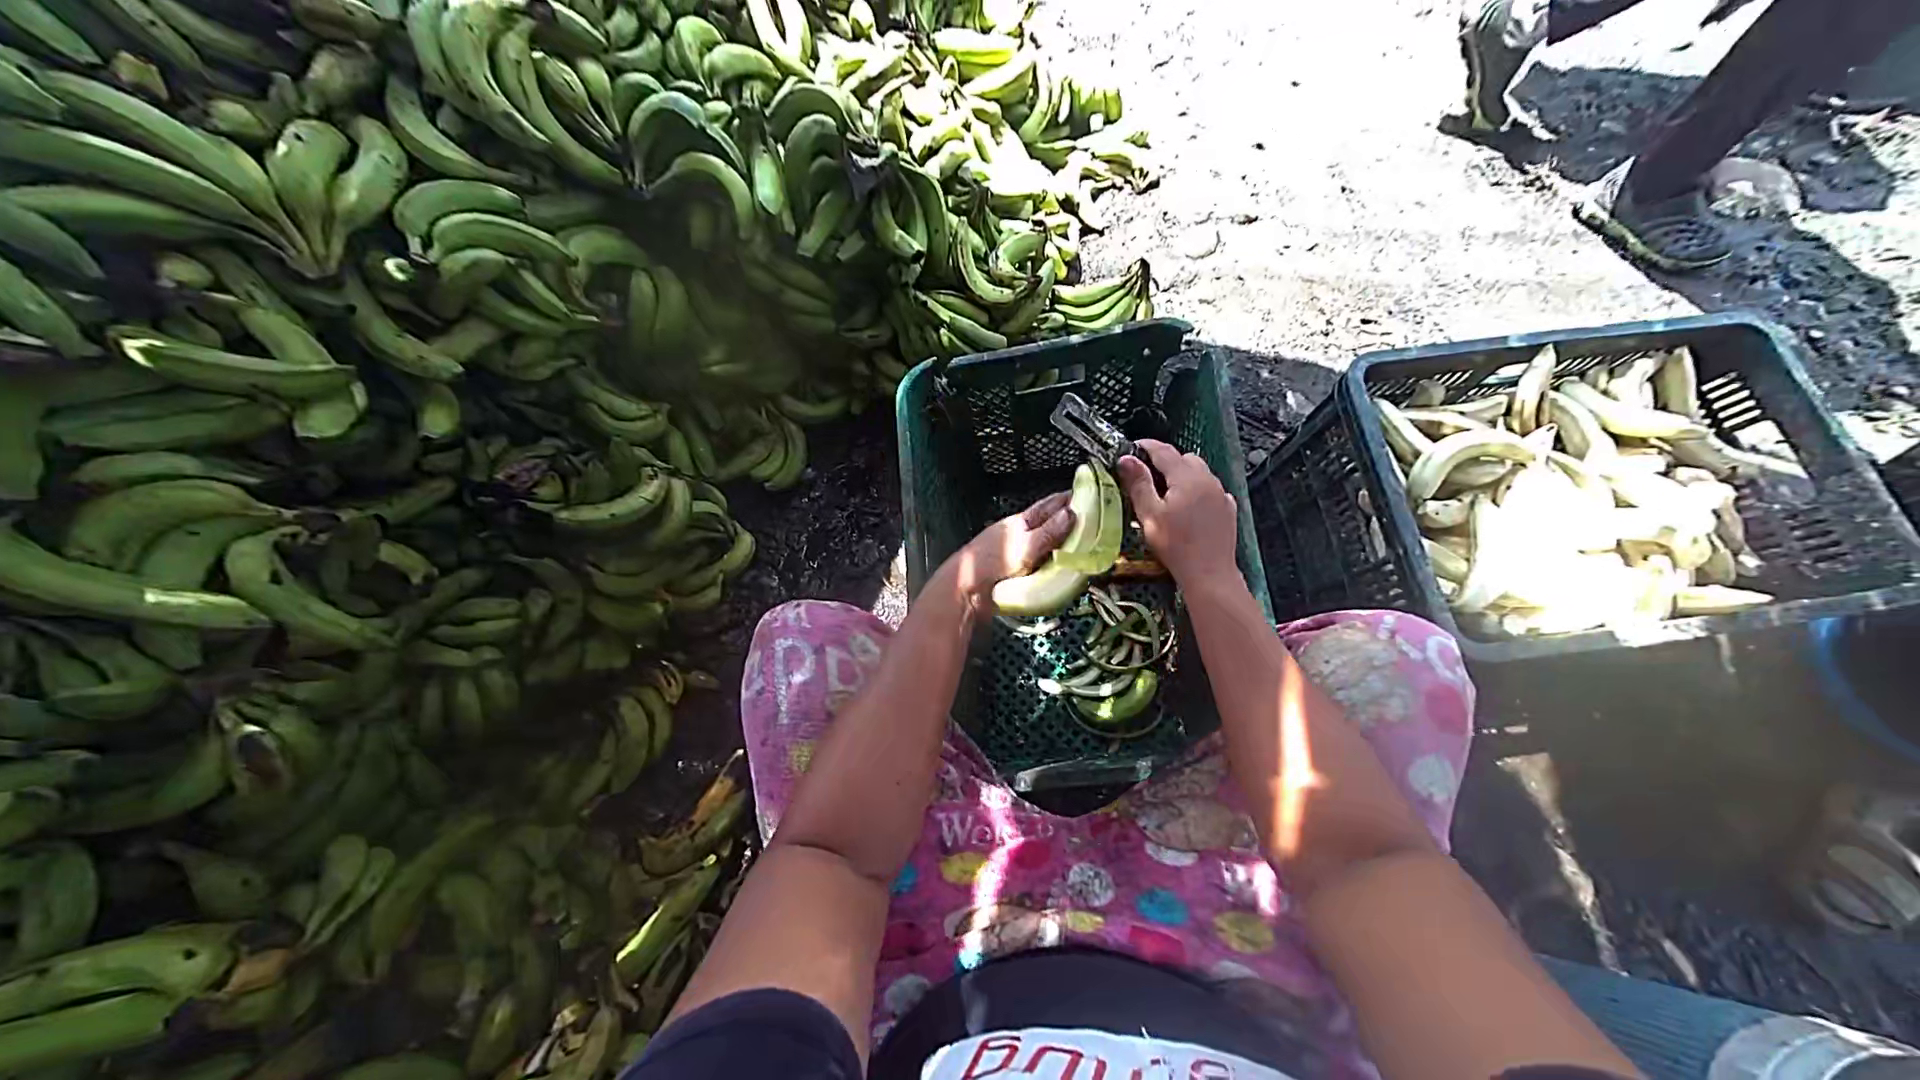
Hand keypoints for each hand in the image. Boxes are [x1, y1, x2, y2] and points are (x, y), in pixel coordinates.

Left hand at [945, 491, 1075, 613]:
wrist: (968, 590)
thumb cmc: (992, 561)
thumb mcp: (1026, 545)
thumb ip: (1049, 531)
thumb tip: (1072, 512)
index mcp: (1022, 521)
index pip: (1050, 504)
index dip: (1068, 498)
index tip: (1088, 494)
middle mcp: (1021, 534)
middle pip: (1050, 522)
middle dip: (1069, 518)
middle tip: (1093, 518)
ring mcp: (1020, 552)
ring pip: (1047, 541)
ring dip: (1063, 540)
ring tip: (1085, 540)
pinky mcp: (1019, 570)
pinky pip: (1043, 561)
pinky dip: (1056, 559)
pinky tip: (1065, 564)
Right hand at [1117, 439, 1238, 583]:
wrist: (1209, 574)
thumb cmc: (1176, 546)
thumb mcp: (1150, 514)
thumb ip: (1138, 484)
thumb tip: (1126, 459)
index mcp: (1186, 478)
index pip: (1164, 451)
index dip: (1146, 446)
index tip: (1133, 447)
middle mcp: (1207, 480)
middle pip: (1184, 458)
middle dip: (1165, 461)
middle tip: (1145, 474)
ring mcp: (1220, 494)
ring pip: (1199, 473)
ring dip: (1181, 475)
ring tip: (1165, 492)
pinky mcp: (1227, 509)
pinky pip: (1209, 489)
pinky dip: (1196, 490)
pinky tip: (1186, 507)